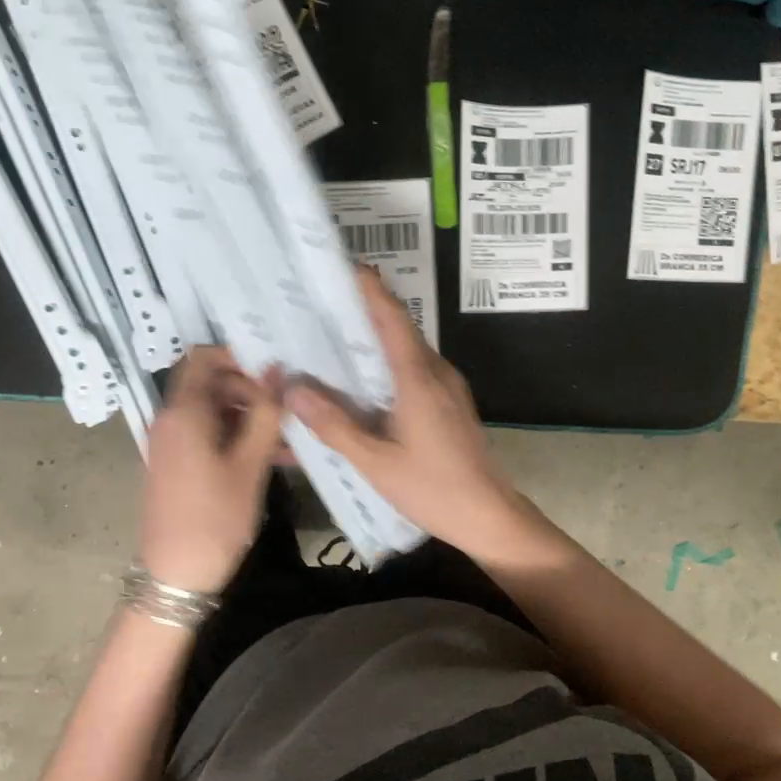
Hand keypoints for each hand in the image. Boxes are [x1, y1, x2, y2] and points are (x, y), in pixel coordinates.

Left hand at [137, 347, 283, 594]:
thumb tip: (276, 370)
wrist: (175, 575)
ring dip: (250, 420)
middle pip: (211, 384)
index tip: (275, 374)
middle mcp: (169, 420)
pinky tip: (273, 460)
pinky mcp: (176, 465)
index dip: (239, 357)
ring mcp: (170, 444)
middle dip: (252, 392)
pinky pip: (208, 437)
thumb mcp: (250, 465)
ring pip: (214, 413)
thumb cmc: (215, 518)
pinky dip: (236, 440)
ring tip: (290, 442)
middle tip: (289, 412)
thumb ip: (265, 413)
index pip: (204, 357)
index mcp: (183, 413)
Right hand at [284, 270, 550, 563]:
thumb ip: (333, 425)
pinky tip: (360, 384)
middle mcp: (436, 372)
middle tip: (318, 306)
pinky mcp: (448, 404)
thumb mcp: (374, 461)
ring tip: (331, 340)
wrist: (488, 515)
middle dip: (360, 313)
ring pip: (405, 351)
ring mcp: (447, 387)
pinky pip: (412, 372)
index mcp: (418, 378)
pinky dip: (384, 367)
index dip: (368, 287)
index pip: (392, 317)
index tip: (341, 265)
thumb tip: (292, 390)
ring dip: (372, 342)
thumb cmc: (433, 488)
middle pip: (397, 329)